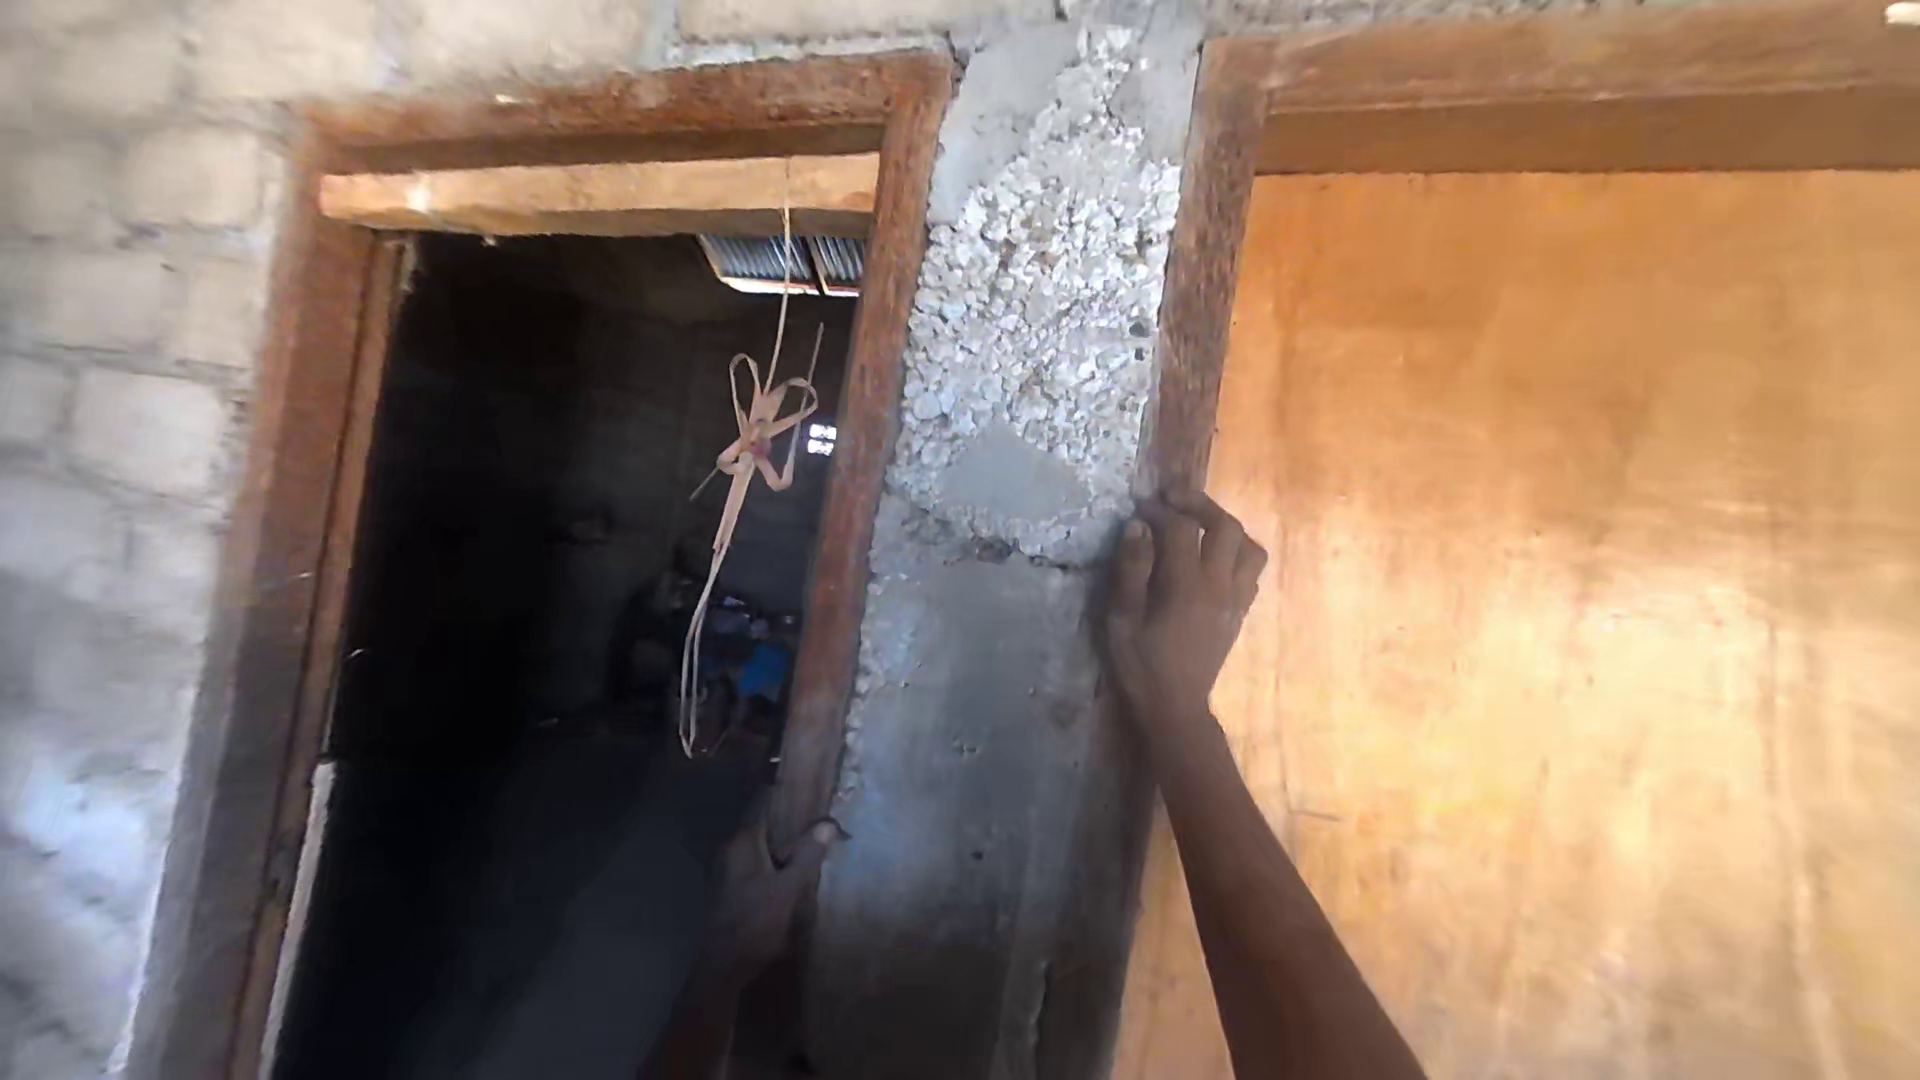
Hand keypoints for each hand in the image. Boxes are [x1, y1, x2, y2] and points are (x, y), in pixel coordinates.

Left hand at [699, 799, 844, 985]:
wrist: (723, 970)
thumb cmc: (755, 923)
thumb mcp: (789, 889)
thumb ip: (808, 854)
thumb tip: (828, 823)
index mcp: (742, 842)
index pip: (768, 806)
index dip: (794, 804)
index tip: (818, 803)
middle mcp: (732, 849)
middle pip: (768, 827)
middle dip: (794, 826)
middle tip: (823, 826)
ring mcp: (730, 869)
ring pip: (765, 846)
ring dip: (787, 847)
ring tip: (815, 846)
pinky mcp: (733, 888)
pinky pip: (760, 863)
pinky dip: (778, 862)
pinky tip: (796, 871)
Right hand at [1104, 489, 1266, 736]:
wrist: (1174, 705)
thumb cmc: (1140, 662)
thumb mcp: (1121, 616)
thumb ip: (1131, 568)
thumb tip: (1137, 526)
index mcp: (1187, 586)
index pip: (1182, 530)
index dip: (1162, 510)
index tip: (1141, 504)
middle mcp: (1220, 586)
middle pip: (1226, 527)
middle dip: (1200, 504)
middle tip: (1173, 498)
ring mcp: (1236, 600)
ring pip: (1249, 547)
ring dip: (1225, 527)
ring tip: (1199, 525)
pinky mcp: (1240, 613)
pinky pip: (1251, 572)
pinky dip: (1234, 553)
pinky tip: (1211, 559)